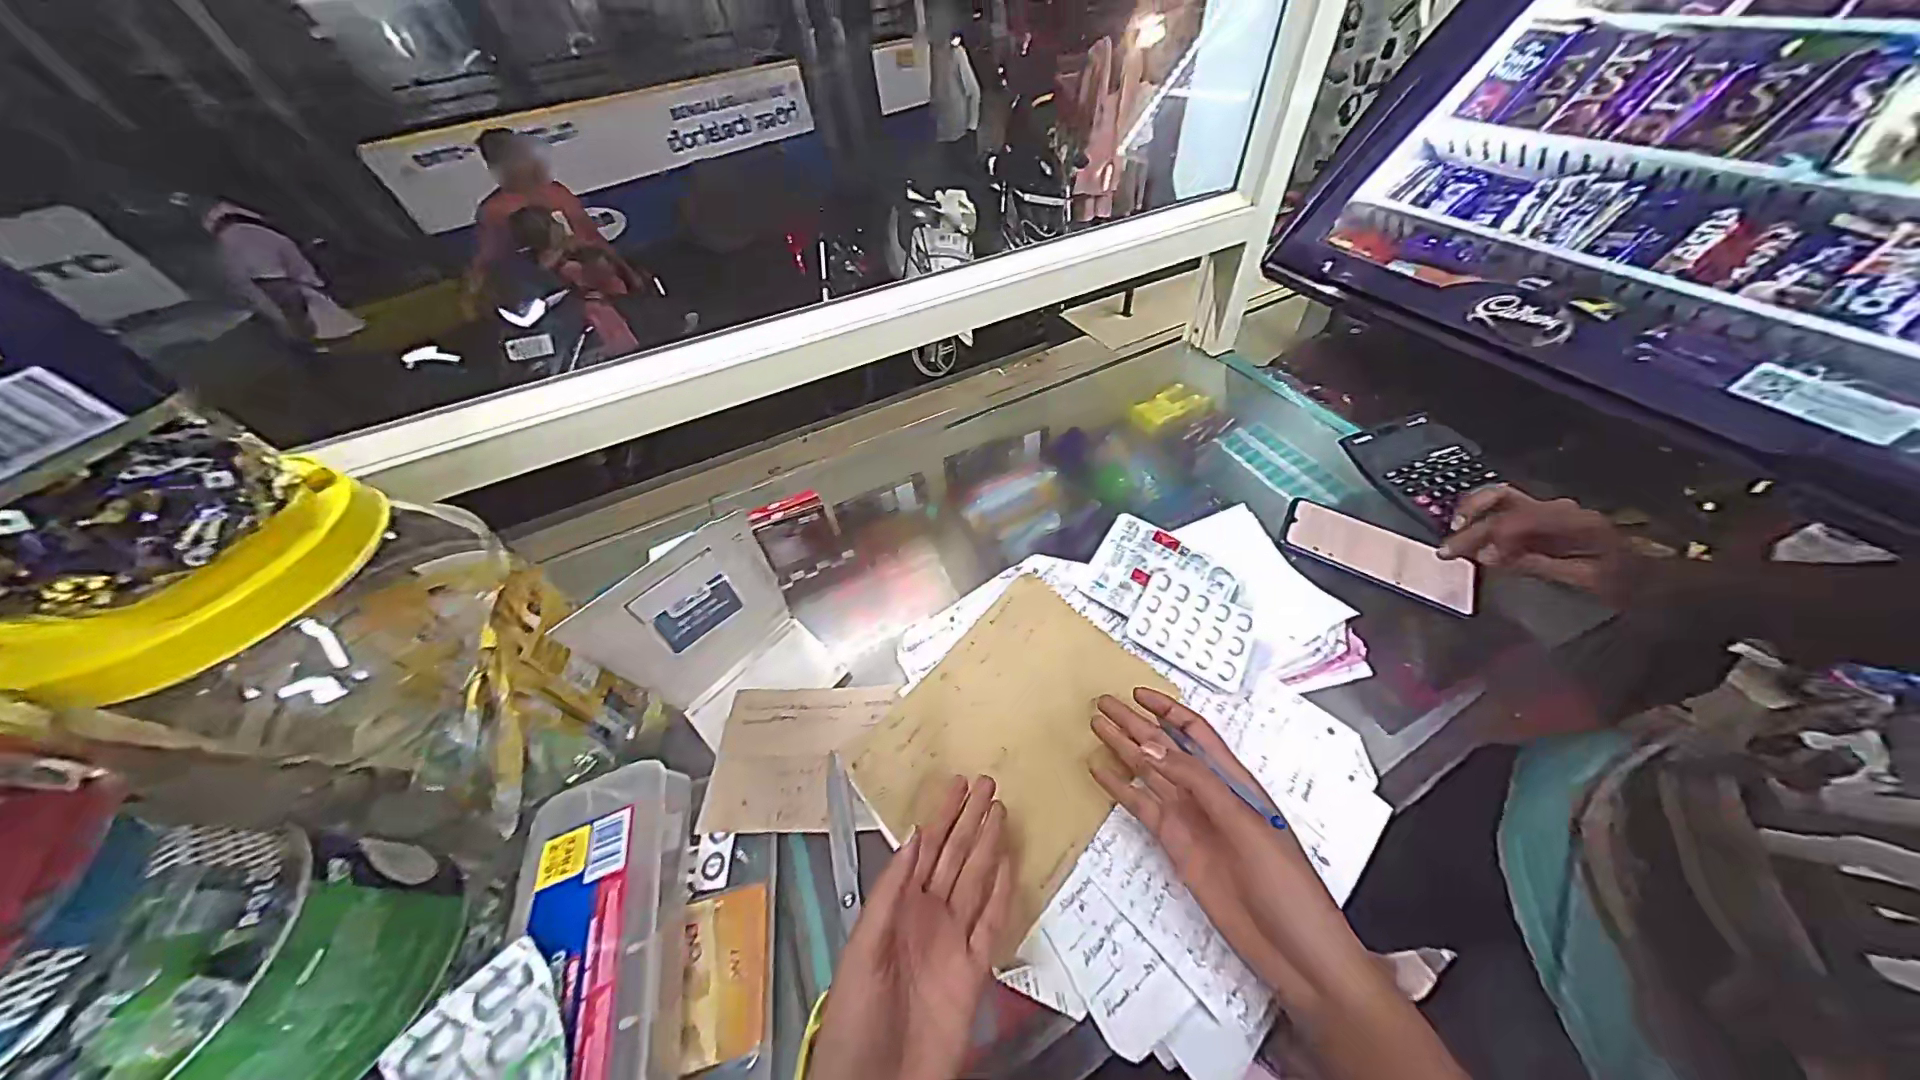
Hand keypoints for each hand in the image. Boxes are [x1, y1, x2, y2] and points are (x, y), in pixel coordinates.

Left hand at [808, 775, 1012, 1079]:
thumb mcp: (862, 949)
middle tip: (988, 785)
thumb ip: (889, 894)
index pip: (925, 849)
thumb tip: (913, 841)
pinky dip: (1001, 894)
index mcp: (898, 907)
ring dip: (988, 846)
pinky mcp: (973, 971)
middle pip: (955, 857)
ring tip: (1000, 812)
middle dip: (971, 820)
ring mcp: (952, 941)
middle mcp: (927, 916)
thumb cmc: (855, 1019)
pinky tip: (1008, 867)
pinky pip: (991, 924)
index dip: (943, 815)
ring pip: (975, 881)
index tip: (958, 786)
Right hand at [1090, 690, 1469, 1079]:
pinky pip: (1142, 809)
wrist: (1296, 952)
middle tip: (1103, 704)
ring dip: (1123, 749)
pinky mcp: (1176, 845)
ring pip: (1148, 774)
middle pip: (1164, 748)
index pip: (1195, 732)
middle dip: (1134, 724)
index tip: (1137, 694)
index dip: (1167, 710)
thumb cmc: (1287, 886)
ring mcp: (1190, 819)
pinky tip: (1101, 773)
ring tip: (1097, 728)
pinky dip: (1120, 789)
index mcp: (1234, 780)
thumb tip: (1150, 743)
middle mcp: (1208, 793)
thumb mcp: (1244, 825)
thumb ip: (1197, 783)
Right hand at [1438, 485, 1632, 600]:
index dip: (1489, 536)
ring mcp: (1551, 510)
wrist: (1656, 580)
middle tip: (1446, 550)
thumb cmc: (1625, 583)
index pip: (1517, 519)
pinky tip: (1475, 537)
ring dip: (1472, 513)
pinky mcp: (1543, 518)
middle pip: (1502, 499)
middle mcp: (1559, 508)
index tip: (1472, 558)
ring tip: (1457, 536)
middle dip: (1470, 524)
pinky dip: (1482, 517)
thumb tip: (1489, 555)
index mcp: (1574, 521)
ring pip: (1499, 497)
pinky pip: (1504, 509)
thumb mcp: (1585, 581)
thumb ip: (1536, 565)